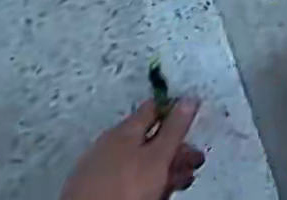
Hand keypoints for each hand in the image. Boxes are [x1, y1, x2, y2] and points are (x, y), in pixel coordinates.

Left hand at [60, 97, 204, 199]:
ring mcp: (100, 168)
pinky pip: (126, 178)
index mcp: (125, 129)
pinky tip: (156, 192)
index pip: (155, 107)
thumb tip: (190, 97)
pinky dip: (145, 181)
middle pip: (149, 138)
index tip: (193, 122)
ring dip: (164, 167)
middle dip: (174, 148)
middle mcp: (110, 142)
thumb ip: (175, 128)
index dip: (176, 111)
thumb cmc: (125, 189)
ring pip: (139, 161)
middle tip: (194, 162)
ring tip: (181, 181)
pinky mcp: (93, 191)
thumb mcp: (158, 157)